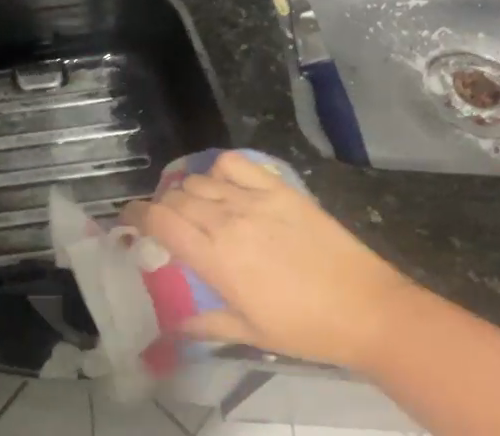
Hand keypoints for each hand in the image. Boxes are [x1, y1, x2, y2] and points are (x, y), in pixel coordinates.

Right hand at [121, 151, 418, 370]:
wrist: (370, 311)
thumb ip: (206, 323)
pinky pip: (234, 164)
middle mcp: (228, 222)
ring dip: (187, 191)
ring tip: (194, 206)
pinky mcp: (280, 190)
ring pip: (199, 180)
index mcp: (216, 260)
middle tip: (166, 223)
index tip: (128, 220)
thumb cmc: (308, 330)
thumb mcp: (252, 335)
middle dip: (161, 206)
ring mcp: (254, 201)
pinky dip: (218, 169)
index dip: (136, 215)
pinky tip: (222, 183)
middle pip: (175, 197)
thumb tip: (172, 323)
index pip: (159, 221)